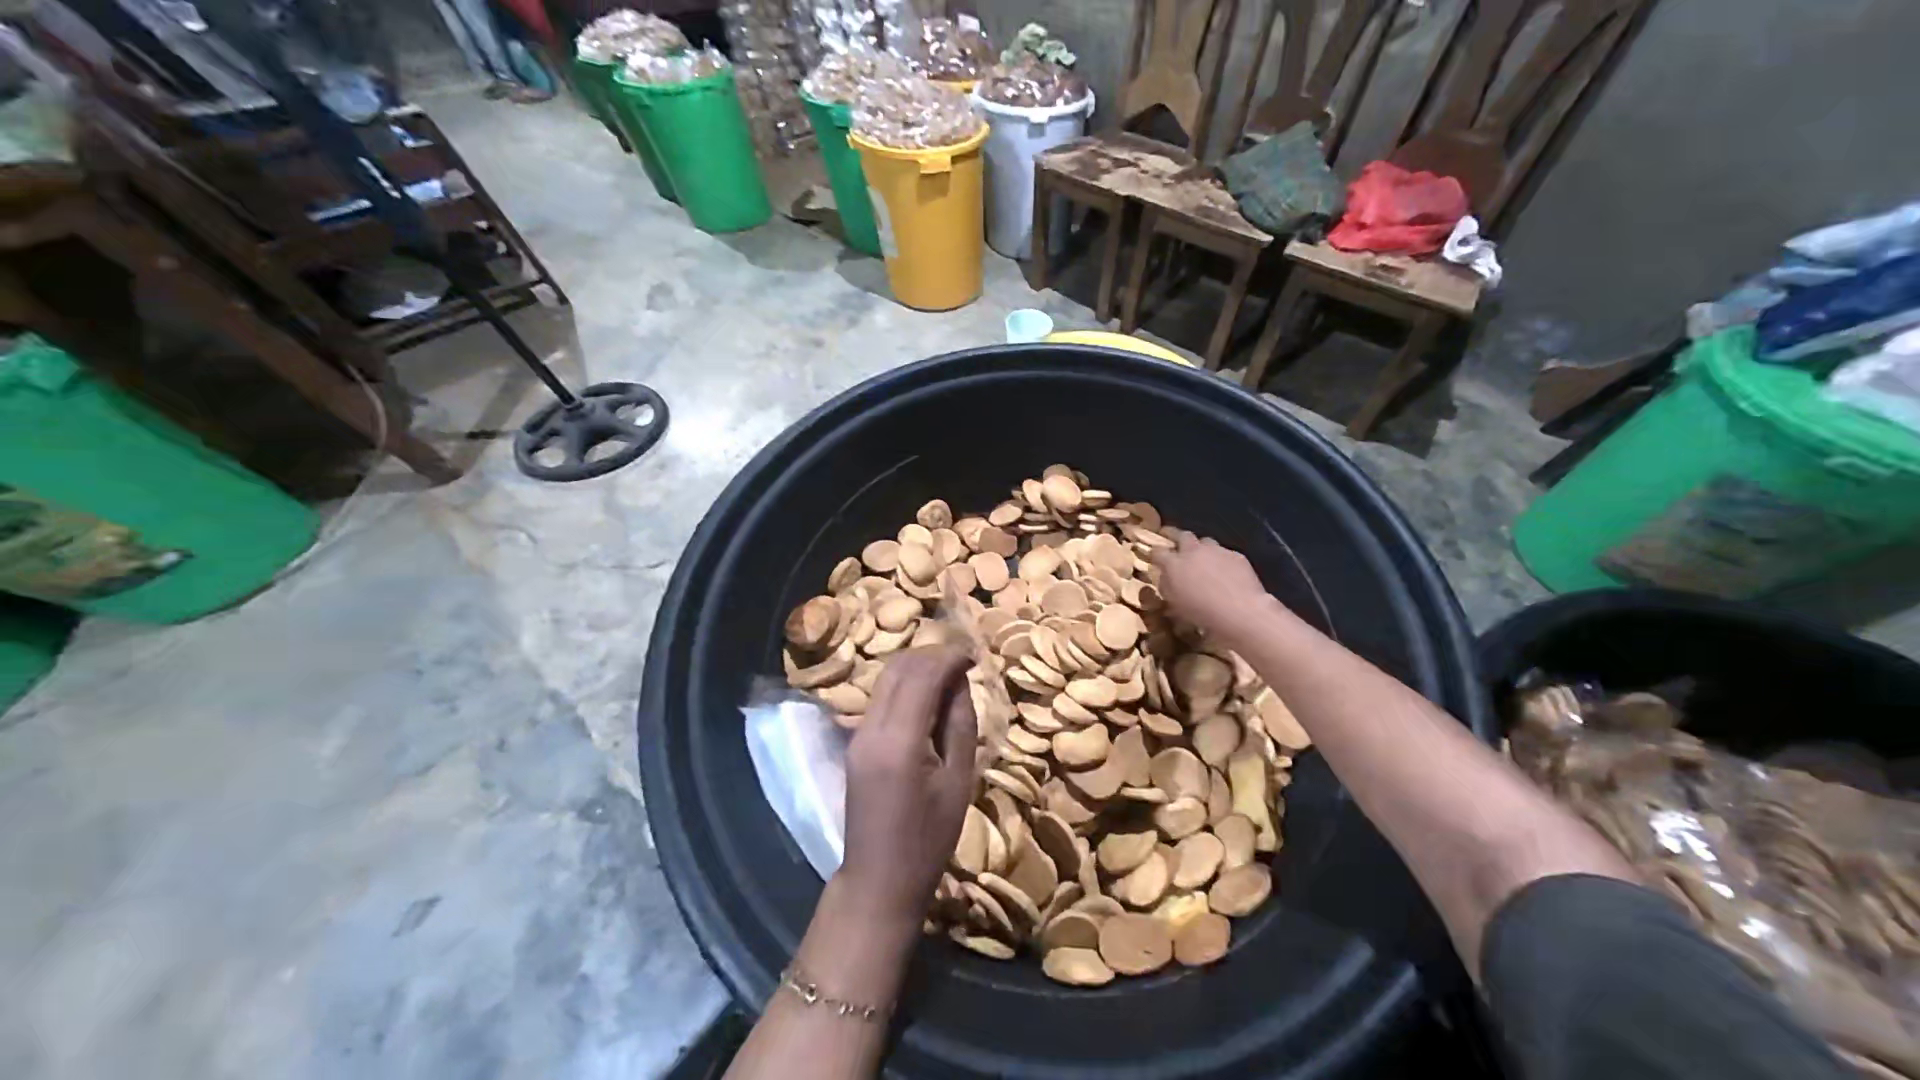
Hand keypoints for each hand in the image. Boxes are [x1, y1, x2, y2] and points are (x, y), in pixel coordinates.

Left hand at [836, 647, 976, 931]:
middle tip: (962, 660)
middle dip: (931, 655)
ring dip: (916, 668)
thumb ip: (960, 724)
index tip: (973, 654)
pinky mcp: (854, 743)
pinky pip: (879, 699)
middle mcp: (870, 729)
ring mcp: (857, 735)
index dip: (948, 657)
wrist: (880, 878)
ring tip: (949, 675)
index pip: (921, 676)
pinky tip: (927, 697)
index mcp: (899, 741)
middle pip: (897, 669)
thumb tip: (959, 681)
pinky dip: (904, 687)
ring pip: (885, 680)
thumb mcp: (959, 780)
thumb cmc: (930, 838)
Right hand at [1153, 529, 1273, 644]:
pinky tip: (1226, 572)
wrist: (1240, 611)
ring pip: (1205, 542)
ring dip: (1202, 548)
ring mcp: (1216, 551)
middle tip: (1175, 543)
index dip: (1154, 553)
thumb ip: (1167, 586)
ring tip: (1203, 559)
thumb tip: (1165, 577)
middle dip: (1177, 537)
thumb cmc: (1202, 613)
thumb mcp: (1174, 604)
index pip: (1157, 551)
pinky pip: (1225, 553)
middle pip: (1182, 535)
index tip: (1154, 556)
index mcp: (1173, 564)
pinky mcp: (1236, 556)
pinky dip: (1221, 560)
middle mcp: (1193, 551)